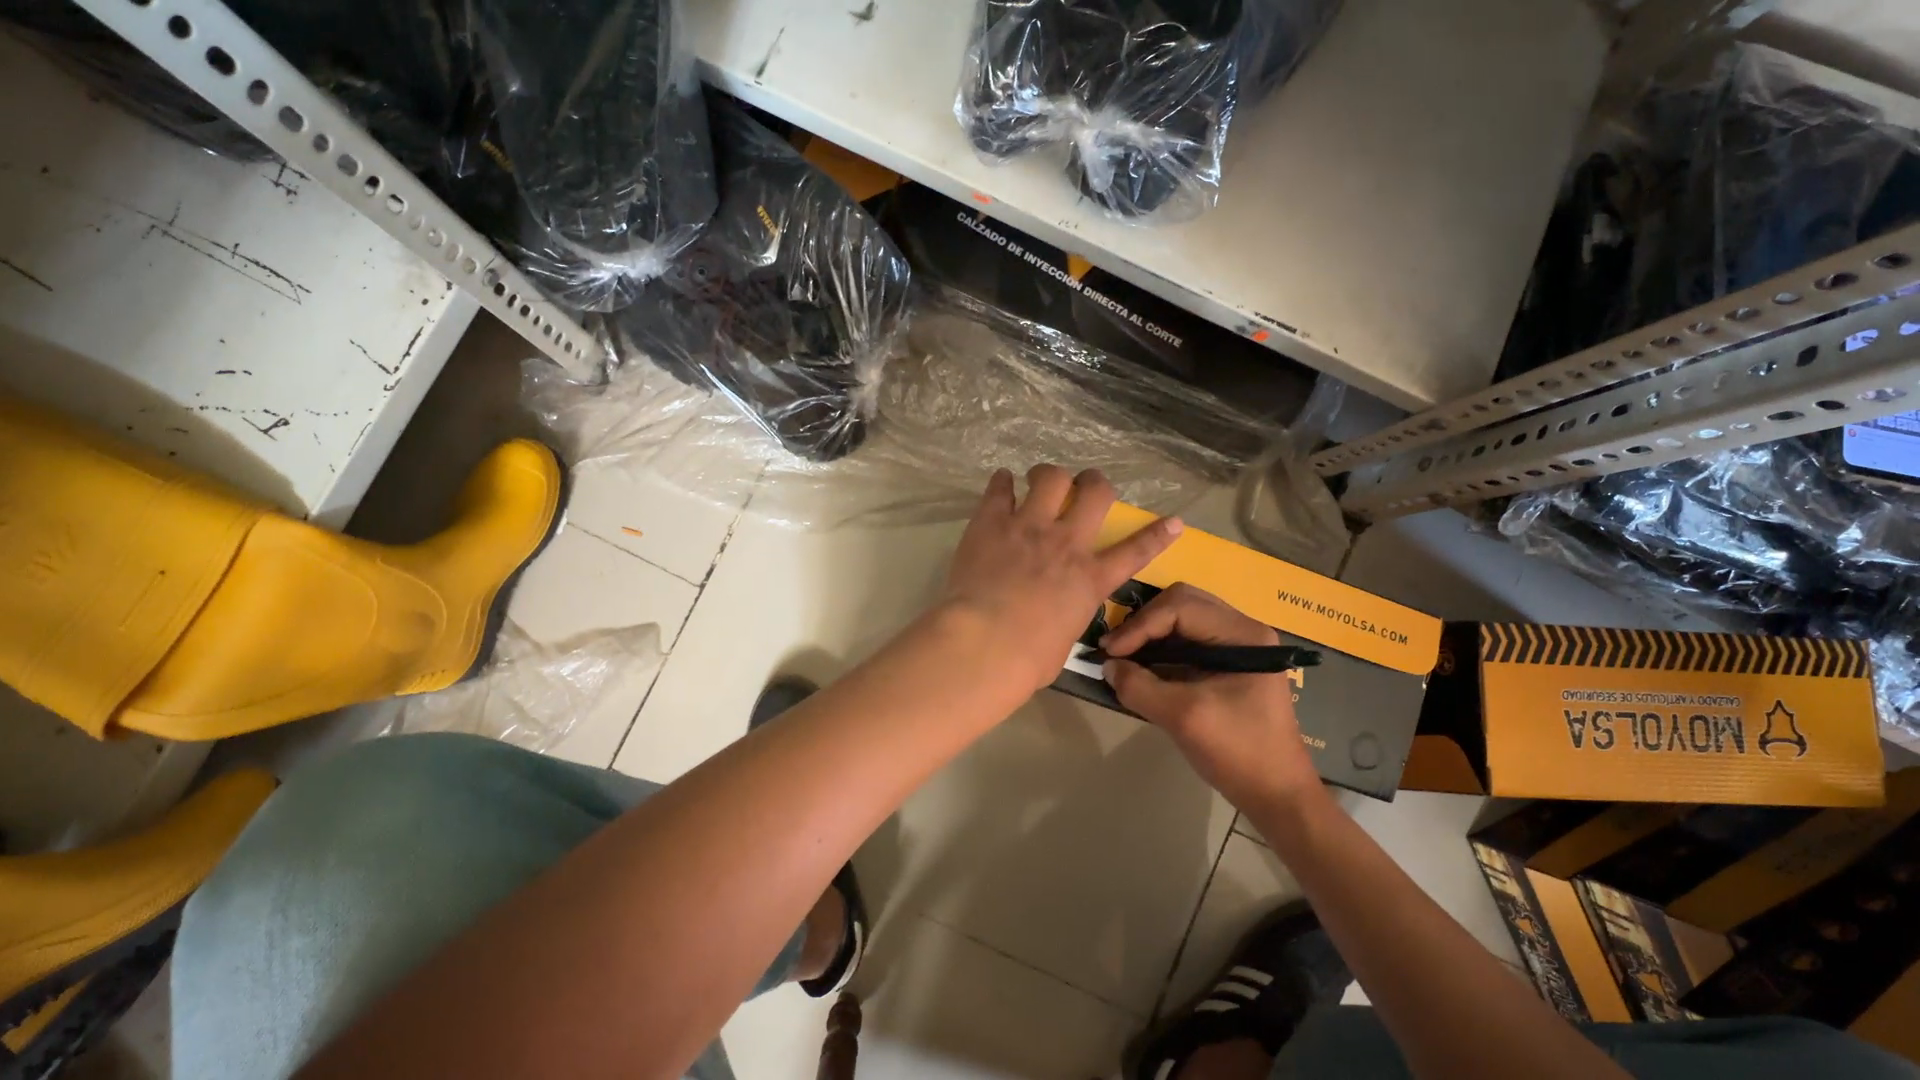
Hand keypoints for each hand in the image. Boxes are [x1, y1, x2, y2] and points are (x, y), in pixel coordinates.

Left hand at [942, 465, 1182, 694]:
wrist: (985, 643)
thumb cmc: (1028, 659)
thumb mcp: (1065, 641)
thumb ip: (1067, 618)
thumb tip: (1056, 620)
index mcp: (1091, 578)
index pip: (1136, 550)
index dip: (1158, 533)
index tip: (1173, 521)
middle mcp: (1066, 543)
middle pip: (1095, 492)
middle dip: (1094, 483)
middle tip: (1084, 486)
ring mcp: (1029, 527)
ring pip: (1051, 478)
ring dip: (1049, 475)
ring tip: (1039, 479)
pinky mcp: (992, 522)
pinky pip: (1000, 488)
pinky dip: (1002, 482)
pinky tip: (1001, 481)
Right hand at [1101, 584, 1321, 812]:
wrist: (1277, 794)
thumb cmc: (1238, 752)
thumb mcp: (1183, 718)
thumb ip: (1140, 687)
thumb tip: (1107, 666)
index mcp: (1243, 634)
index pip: (1180, 607)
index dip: (1140, 626)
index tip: (1109, 652)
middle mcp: (1242, 630)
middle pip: (1182, 605)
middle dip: (1144, 625)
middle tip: (1115, 651)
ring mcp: (1237, 647)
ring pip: (1183, 622)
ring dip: (1151, 638)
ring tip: (1123, 660)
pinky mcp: (1228, 666)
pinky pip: (1188, 644)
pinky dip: (1161, 652)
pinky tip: (1142, 671)